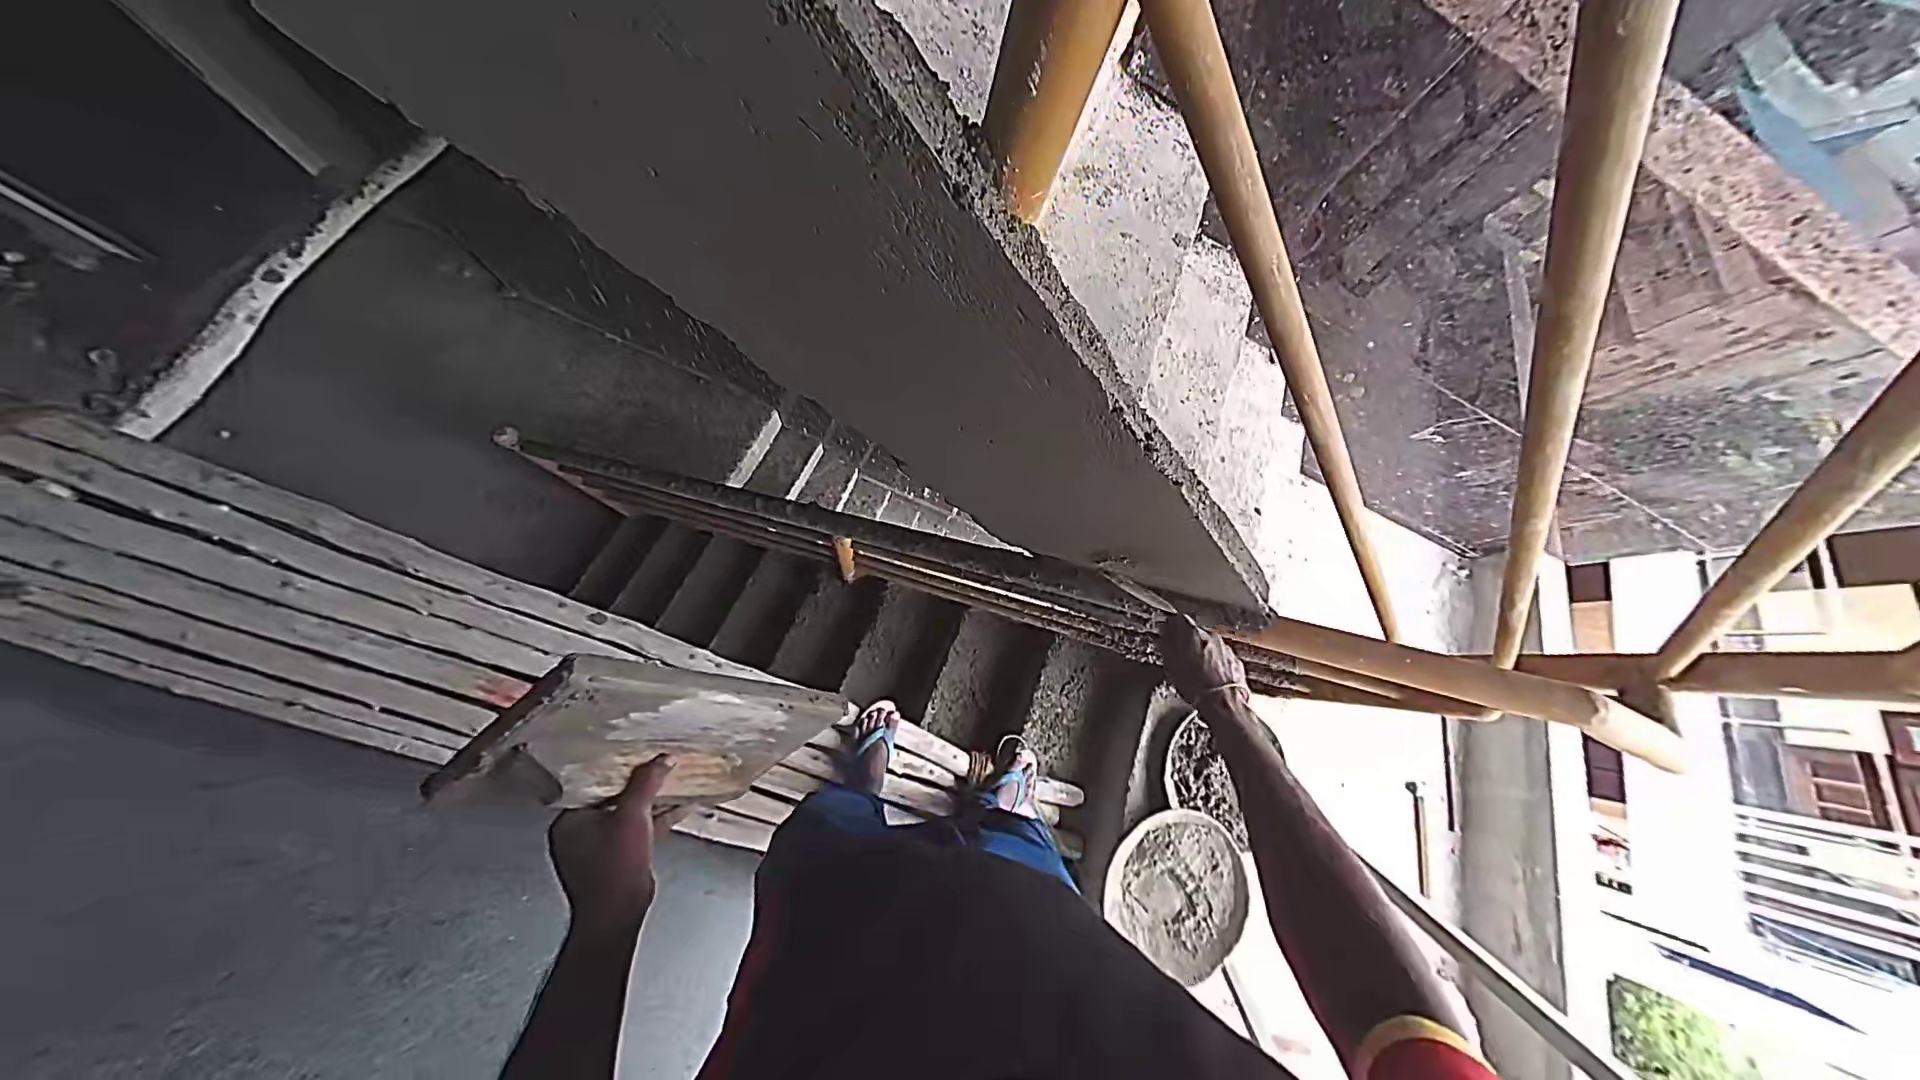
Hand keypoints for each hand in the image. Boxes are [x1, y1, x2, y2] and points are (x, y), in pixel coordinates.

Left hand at [548, 754, 675, 939]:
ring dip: (650, 799)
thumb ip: (647, 782)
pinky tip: (680, 805)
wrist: (618, 914)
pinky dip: (656, 818)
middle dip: (638, 782)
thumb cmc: (615, 865)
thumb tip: (665, 757)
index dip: (616, 767)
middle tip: (658, 762)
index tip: (638, 753)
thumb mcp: (632, 815)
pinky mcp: (617, 858)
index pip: (593, 783)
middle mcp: (578, 833)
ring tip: (673, 779)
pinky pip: (637, 829)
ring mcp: (598, 847)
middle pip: (612, 796)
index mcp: (569, 821)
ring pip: (627, 813)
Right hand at [1160, 614, 1247, 707]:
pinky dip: (1213, 663)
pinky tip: (1207, 676)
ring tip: (1193, 670)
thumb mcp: (1171, 665)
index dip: (1170, 627)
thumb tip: (1164, 636)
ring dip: (1201, 652)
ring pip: (1208, 644)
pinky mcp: (1234, 661)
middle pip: (1195, 631)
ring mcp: (1225, 648)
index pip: (1179, 620)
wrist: (1223, 703)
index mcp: (1193, 634)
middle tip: (1178, 656)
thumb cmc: (1197, 686)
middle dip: (1186, 641)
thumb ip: (1166, 645)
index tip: (1167, 635)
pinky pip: (1220, 657)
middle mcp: (1211, 637)